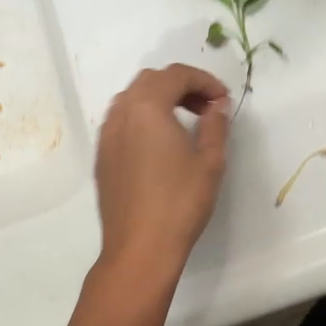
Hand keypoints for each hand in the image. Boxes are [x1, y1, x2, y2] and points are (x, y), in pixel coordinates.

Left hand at [93, 65, 230, 278]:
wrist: (139, 249)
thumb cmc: (179, 203)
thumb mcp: (210, 161)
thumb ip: (215, 125)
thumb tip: (218, 106)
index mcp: (147, 108)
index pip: (176, 75)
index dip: (204, 80)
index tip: (224, 99)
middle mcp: (121, 114)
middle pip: (151, 80)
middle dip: (182, 85)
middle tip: (207, 107)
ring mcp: (106, 136)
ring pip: (132, 98)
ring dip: (160, 99)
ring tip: (186, 121)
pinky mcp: (102, 157)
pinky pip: (122, 120)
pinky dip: (143, 117)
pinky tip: (162, 142)